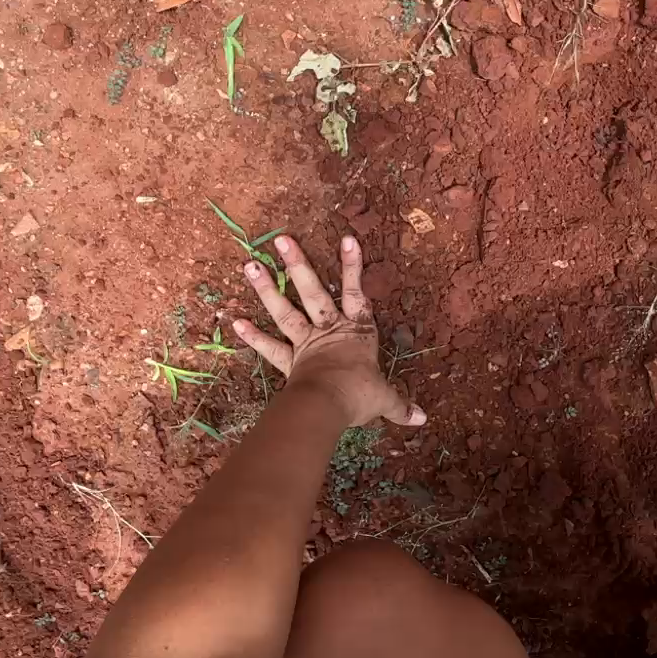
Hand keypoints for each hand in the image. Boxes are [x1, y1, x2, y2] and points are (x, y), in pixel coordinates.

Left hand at [232, 234, 426, 428]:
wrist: (326, 407)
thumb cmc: (358, 395)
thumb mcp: (384, 399)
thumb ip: (400, 405)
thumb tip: (422, 419)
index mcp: (356, 332)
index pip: (357, 293)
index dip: (353, 266)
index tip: (347, 238)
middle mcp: (328, 330)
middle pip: (313, 293)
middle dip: (298, 265)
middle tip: (281, 239)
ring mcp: (305, 344)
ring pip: (285, 311)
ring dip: (267, 289)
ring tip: (250, 265)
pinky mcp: (288, 362)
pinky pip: (269, 347)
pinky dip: (252, 336)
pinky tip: (234, 321)